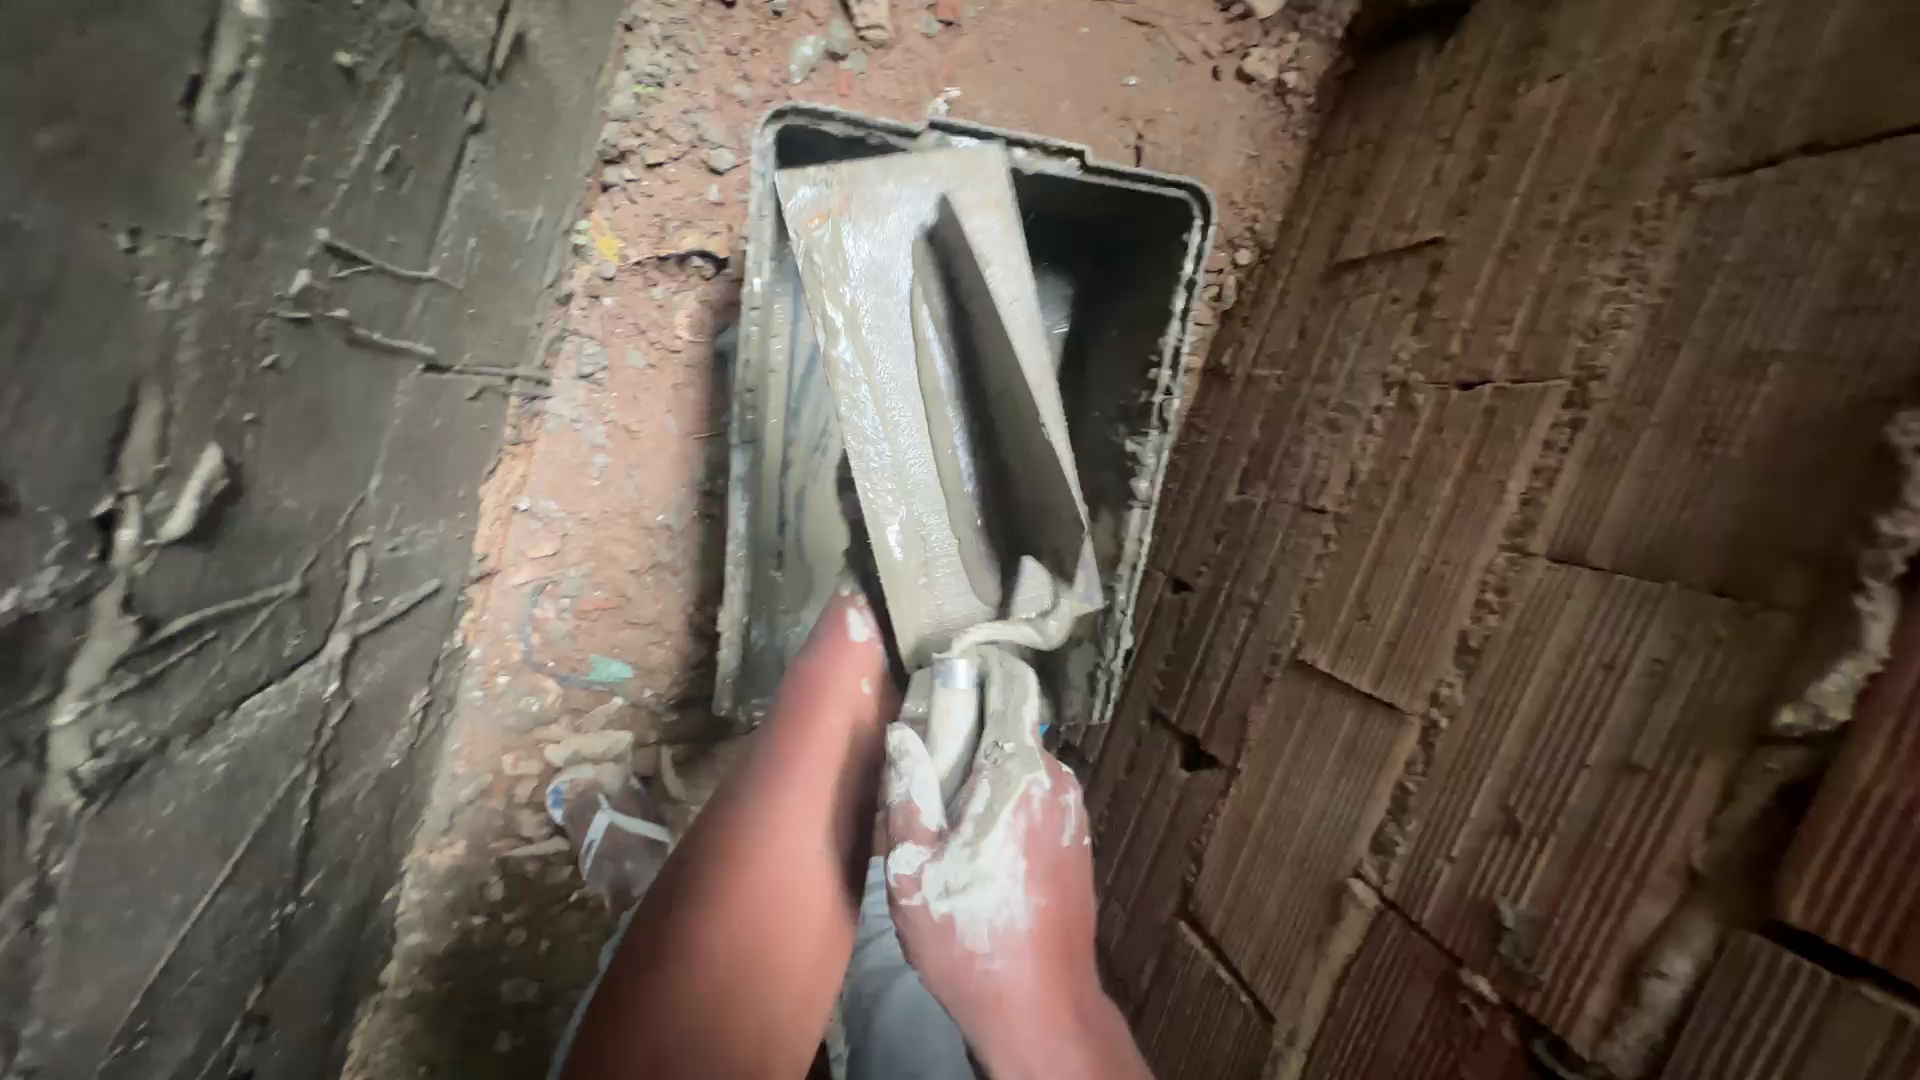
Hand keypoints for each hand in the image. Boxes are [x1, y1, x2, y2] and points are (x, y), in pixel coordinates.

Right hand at [880, 648, 1146, 1077]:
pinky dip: (1004, 797)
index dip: (978, 668)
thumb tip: (902, 733)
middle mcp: (1055, 776)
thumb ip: (907, 790)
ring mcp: (1071, 807)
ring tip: (944, 818)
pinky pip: (1034, 792)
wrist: (1042, 1009)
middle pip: (1007, 726)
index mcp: (1018, 769)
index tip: (941, 673)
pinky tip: (977, 844)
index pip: (1010, 685)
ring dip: (983, 772)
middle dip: (965, 735)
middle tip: (923, 772)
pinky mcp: (1076, 836)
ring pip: (1019, 762)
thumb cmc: (968, 934)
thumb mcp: (913, 865)